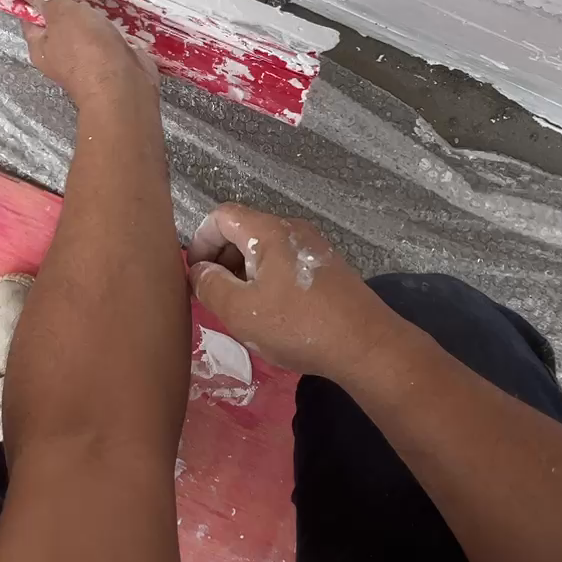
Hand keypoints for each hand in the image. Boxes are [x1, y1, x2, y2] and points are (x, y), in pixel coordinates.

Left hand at [10, 0, 158, 108]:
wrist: (125, 87)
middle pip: (62, 18)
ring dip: (97, 9)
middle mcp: (62, 53)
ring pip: (89, 25)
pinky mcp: (114, 56)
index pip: (31, 14)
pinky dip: (116, 21)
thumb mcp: (61, 14)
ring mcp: (90, 56)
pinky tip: (122, 7)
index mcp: (41, 45)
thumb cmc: (88, 52)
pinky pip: (111, 33)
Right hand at [185, 203, 402, 377]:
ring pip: (263, 248)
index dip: (200, 241)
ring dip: (242, 272)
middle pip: (243, 229)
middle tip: (212, 295)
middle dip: (220, 258)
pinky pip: (283, 262)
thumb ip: (211, 286)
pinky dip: (265, 278)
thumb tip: (198, 270)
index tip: (194, 274)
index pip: (221, 216)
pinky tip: (269, 312)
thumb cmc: (298, 326)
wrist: (366, 345)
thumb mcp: (242, 311)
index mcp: (269, 231)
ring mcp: (312, 246)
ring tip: (238, 308)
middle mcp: (291, 229)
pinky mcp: (325, 266)